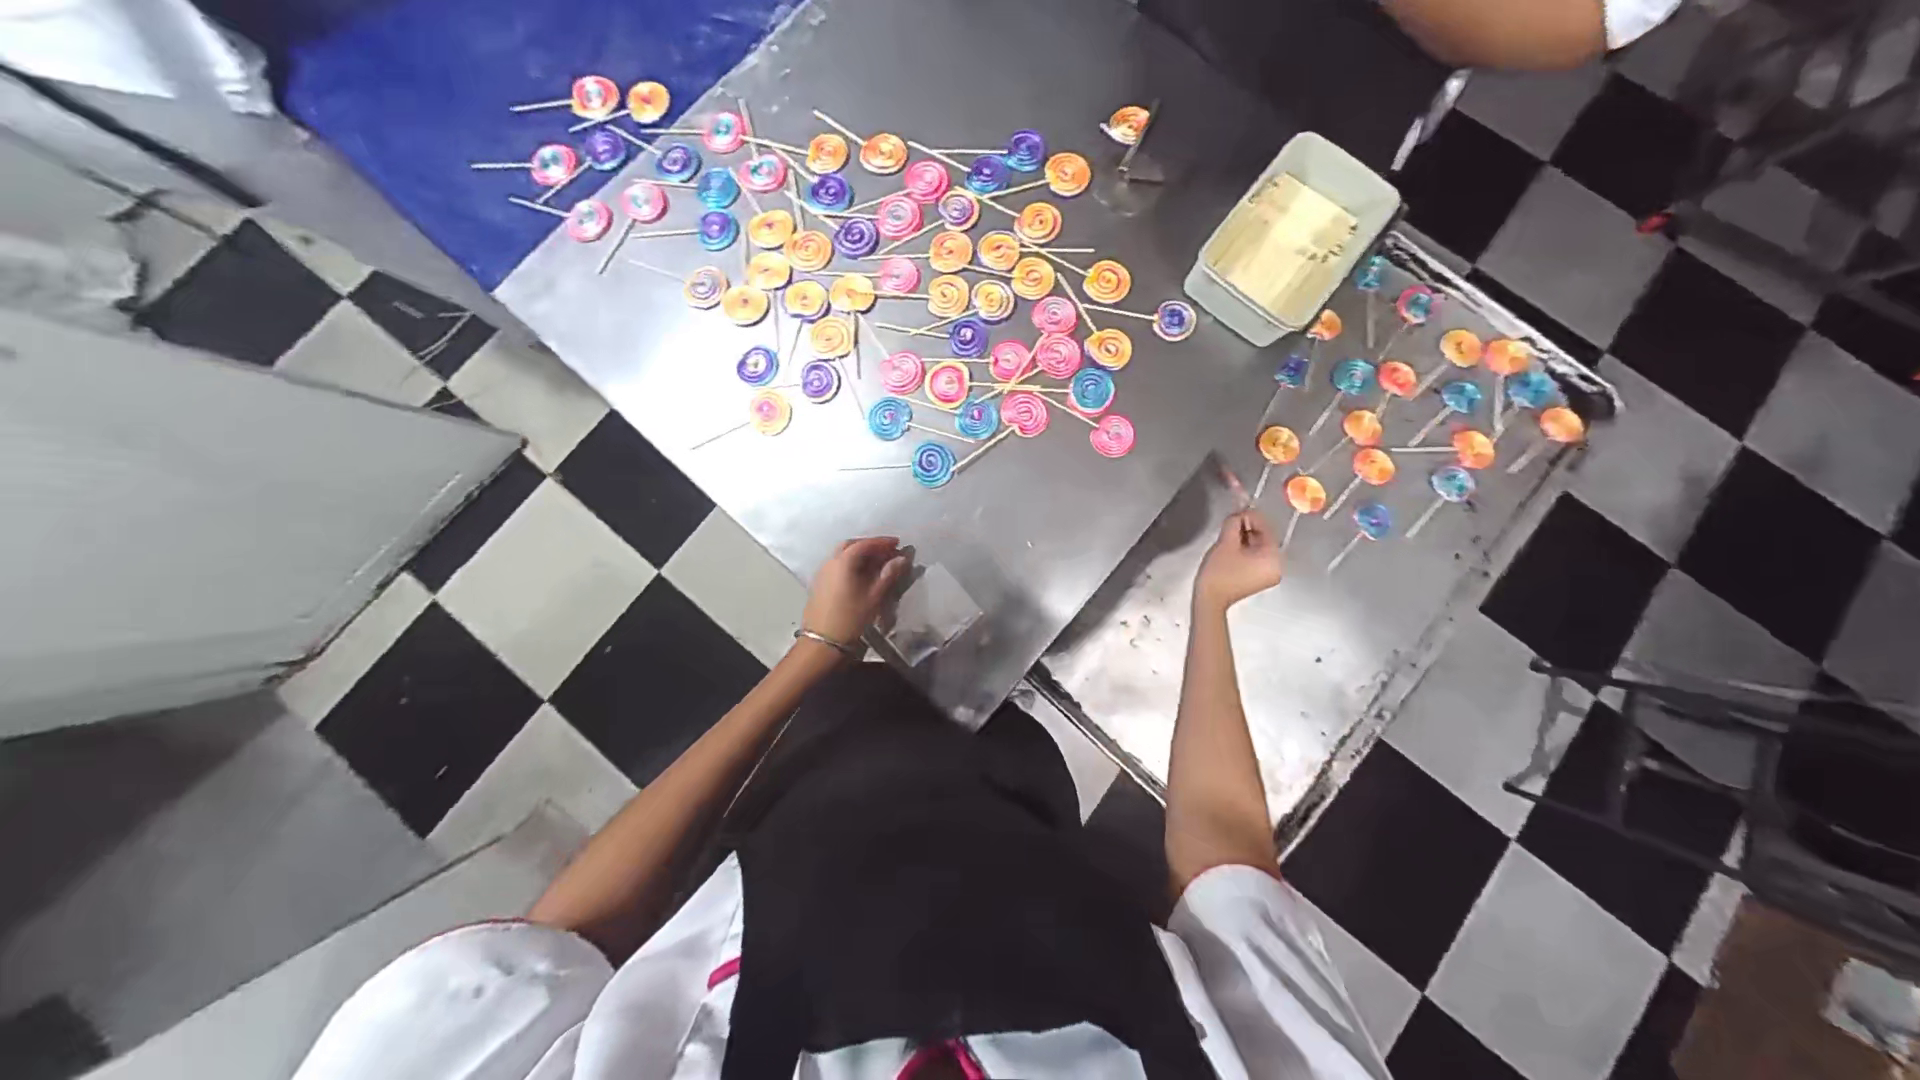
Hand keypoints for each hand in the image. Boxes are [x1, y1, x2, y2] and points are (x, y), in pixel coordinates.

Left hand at [801, 536, 910, 647]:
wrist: (822, 643)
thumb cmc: (851, 618)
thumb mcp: (874, 597)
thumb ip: (888, 575)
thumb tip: (901, 559)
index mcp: (843, 562)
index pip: (864, 544)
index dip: (882, 542)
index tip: (897, 543)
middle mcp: (830, 562)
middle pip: (851, 546)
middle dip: (869, 546)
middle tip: (886, 552)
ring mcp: (822, 573)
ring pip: (842, 555)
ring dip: (859, 555)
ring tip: (876, 563)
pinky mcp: (819, 584)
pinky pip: (837, 565)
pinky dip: (850, 564)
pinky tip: (861, 575)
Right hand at [1194, 509, 1282, 613]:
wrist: (1210, 599)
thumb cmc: (1219, 572)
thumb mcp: (1226, 542)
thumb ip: (1234, 522)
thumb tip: (1239, 513)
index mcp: (1273, 557)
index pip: (1265, 529)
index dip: (1250, 517)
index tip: (1236, 511)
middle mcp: (1278, 566)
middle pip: (1264, 538)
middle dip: (1247, 528)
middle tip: (1230, 522)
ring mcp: (1270, 574)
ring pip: (1259, 547)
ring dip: (1245, 538)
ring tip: (1229, 534)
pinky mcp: (1261, 579)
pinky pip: (1257, 558)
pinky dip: (1246, 550)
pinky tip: (1232, 547)